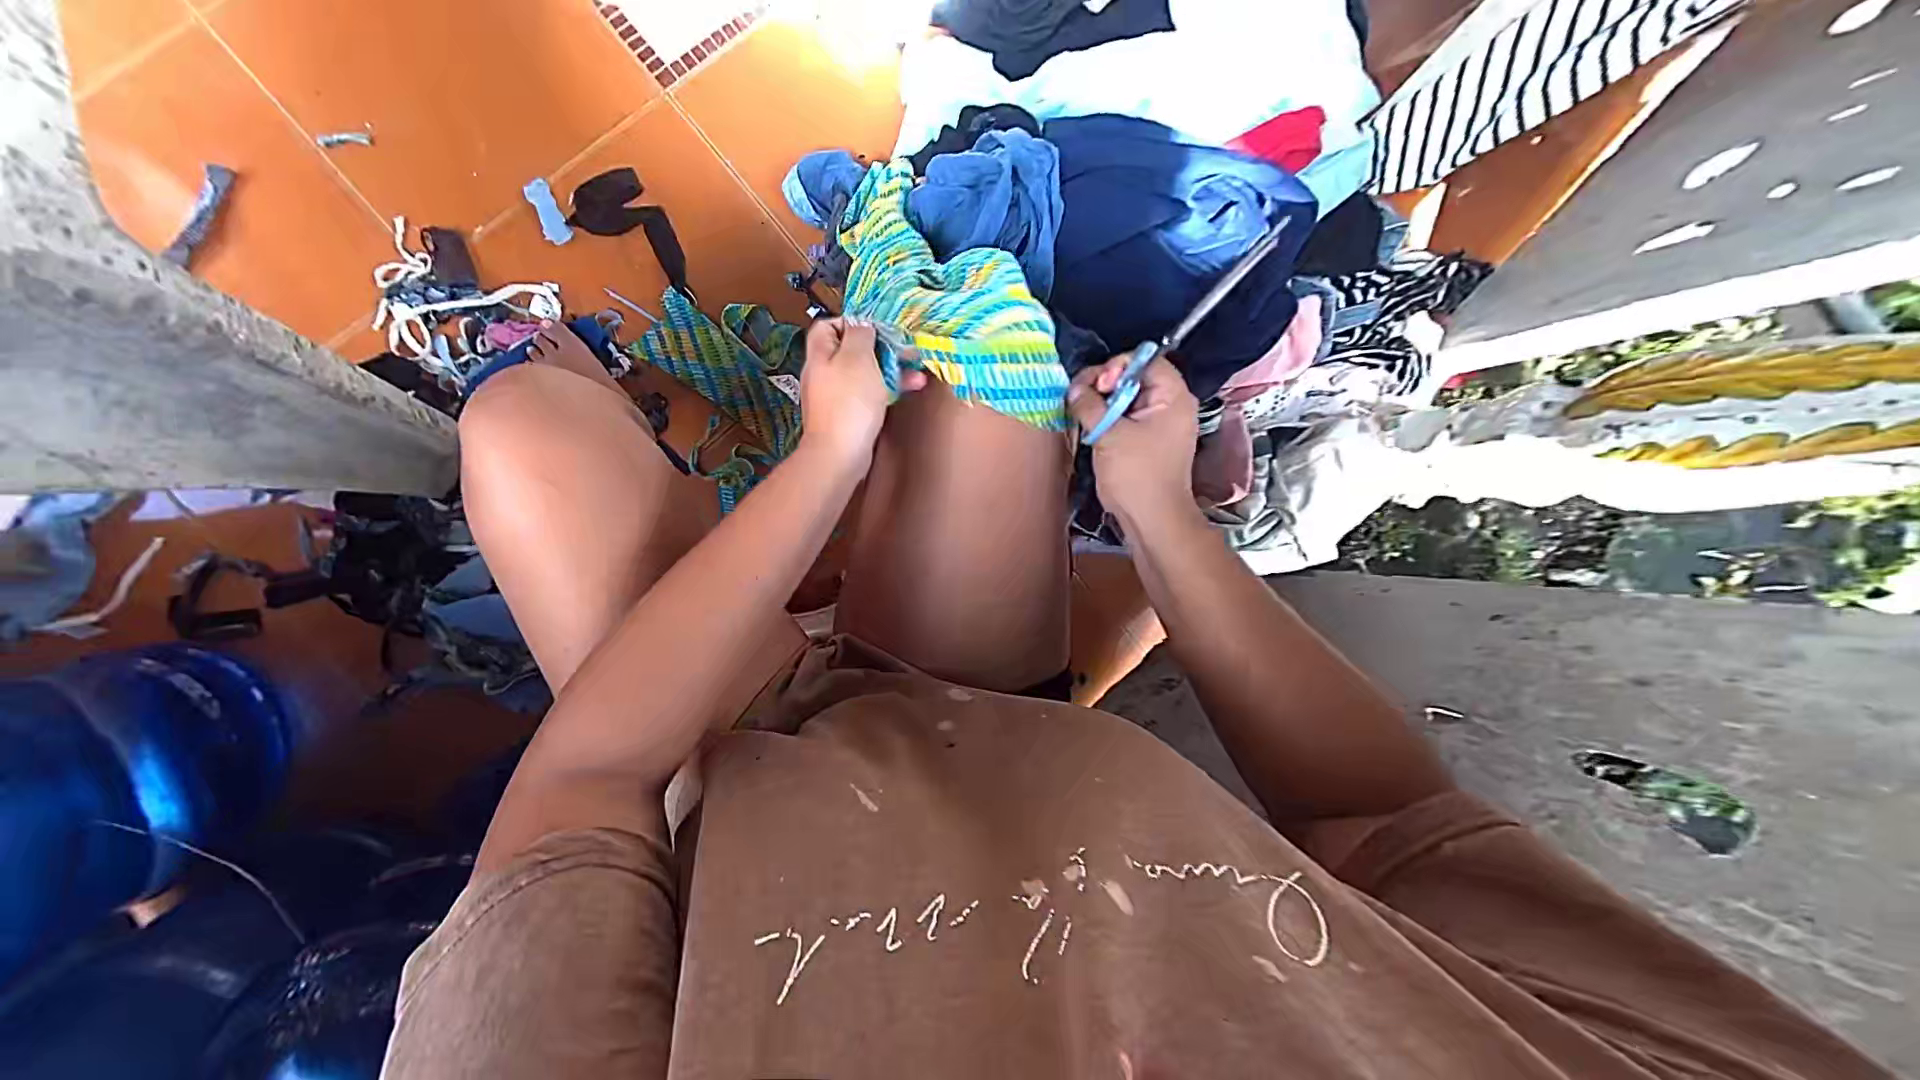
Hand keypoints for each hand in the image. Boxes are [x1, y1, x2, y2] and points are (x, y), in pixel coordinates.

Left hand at [799, 319, 925, 466]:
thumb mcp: (857, 357)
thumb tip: (862, 324)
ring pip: (865, 373)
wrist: (840, 454)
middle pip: (852, 350)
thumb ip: (860, 334)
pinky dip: (887, 389)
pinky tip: (909, 388)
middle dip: (881, 348)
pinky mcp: (848, 416)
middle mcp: (824, 373)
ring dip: (891, 369)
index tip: (878, 329)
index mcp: (821, 354)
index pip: (829, 325)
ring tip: (916, 371)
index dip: (854, 322)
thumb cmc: (849, 402)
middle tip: (905, 350)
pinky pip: (868, 394)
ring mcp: (835, 396)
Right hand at [1066, 352, 1199, 532]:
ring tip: (1083, 414)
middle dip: (1106, 384)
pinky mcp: (1150, 442)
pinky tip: (1092, 427)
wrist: (1153, 520)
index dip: (1117, 366)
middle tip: (1083, 399)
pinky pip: (1128, 419)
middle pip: (1136, 378)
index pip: (1146, 361)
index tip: (1097, 386)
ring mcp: (1162, 425)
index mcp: (1173, 397)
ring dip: (1104, 403)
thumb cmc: (1136, 474)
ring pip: (1129, 399)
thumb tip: (1074, 389)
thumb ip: (1089, 405)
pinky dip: (1110, 419)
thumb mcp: (1109, 434)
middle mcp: (1172, 406)